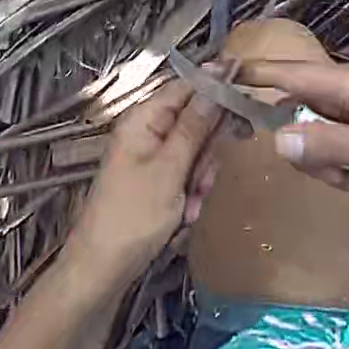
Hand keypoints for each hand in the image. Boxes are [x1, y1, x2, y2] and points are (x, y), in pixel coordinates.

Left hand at [66, 79, 220, 279]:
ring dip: (200, 177)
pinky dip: (190, 192)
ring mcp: (150, 154)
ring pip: (195, 150)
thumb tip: (216, 81)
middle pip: (195, 120)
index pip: (187, 86)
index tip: (246, 103)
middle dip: (207, 151)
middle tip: (204, 179)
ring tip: (191, 204)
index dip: (217, 90)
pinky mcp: (155, 177)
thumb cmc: (133, 216)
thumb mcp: (170, 169)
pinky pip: (185, 172)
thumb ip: (195, 126)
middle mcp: (146, 130)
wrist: (102, 267)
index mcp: (143, 118)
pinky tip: (186, 214)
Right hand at [235, 59, 348, 193]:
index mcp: (345, 84)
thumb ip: (326, 146)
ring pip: (311, 139)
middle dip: (304, 149)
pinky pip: (332, 152)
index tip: (209, 77)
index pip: (283, 73)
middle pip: (292, 114)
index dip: (246, 73)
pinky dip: (344, 171)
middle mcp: (343, 93)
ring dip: (328, 166)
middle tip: (335, 174)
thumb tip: (274, 140)